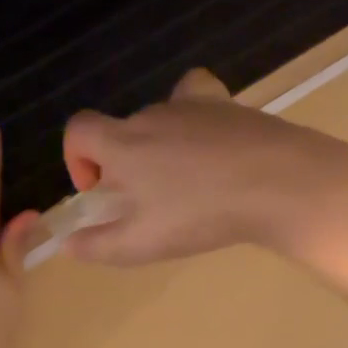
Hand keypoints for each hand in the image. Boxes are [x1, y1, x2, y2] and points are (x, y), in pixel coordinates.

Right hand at [58, 68, 347, 265]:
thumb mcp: (137, 245)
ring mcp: (194, 105)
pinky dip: (192, 121)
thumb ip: (95, 245)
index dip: (76, 159)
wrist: (280, 184)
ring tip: (183, 185)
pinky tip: (207, 147)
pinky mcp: (229, 106)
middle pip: (119, 129)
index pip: (78, 129)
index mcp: (122, 143)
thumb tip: (67, 244)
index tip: (98, 191)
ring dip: (156, 148)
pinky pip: (198, 102)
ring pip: (158, 120)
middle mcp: (152, 114)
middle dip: (120, 163)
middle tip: (144, 202)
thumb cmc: (198, 215)